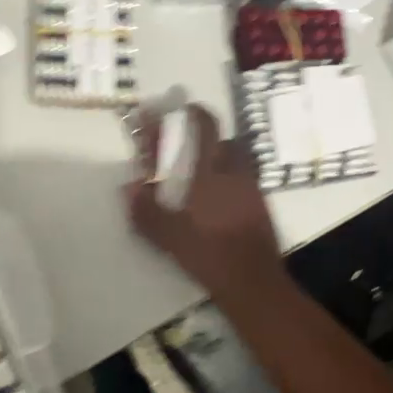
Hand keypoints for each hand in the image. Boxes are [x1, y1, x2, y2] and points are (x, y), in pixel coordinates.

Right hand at [125, 104, 286, 298]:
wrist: (254, 283)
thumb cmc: (209, 254)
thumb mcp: (169, 235)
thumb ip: (146, 210)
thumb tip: (129, 188)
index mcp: (213, 173)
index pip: (207, 129)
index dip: (197, 113)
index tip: (185, 108)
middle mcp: (238, 175)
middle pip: (227, 144)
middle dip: (210, 141)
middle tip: (190, 151)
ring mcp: (255, 193)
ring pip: (239, 165)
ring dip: (222, 164)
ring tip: (203, 179)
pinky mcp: (264, 212)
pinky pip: (247, 186)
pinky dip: (233, 186)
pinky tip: (221, 205)